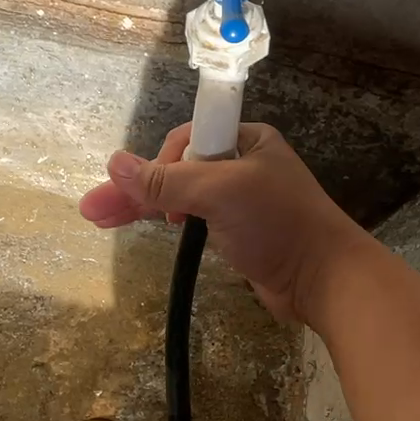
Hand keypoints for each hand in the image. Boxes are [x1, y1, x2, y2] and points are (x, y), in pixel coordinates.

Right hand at [78, 122, 372, 324]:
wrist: (326, 281)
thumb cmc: (279, 225)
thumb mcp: (220, 193)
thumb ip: (166, 180)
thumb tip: (112, 163)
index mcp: (245, 141)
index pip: (187, 139)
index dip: (161, 162)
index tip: (146, 191)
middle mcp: (241, 165)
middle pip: (175, 169)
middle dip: (135, 189)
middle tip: (92, 210)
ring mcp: (239, 201)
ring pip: (180, 196)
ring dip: (142, 206)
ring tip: (99, 221)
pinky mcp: (238, 232)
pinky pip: (194, 219)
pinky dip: (167, 222)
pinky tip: (143, 227)